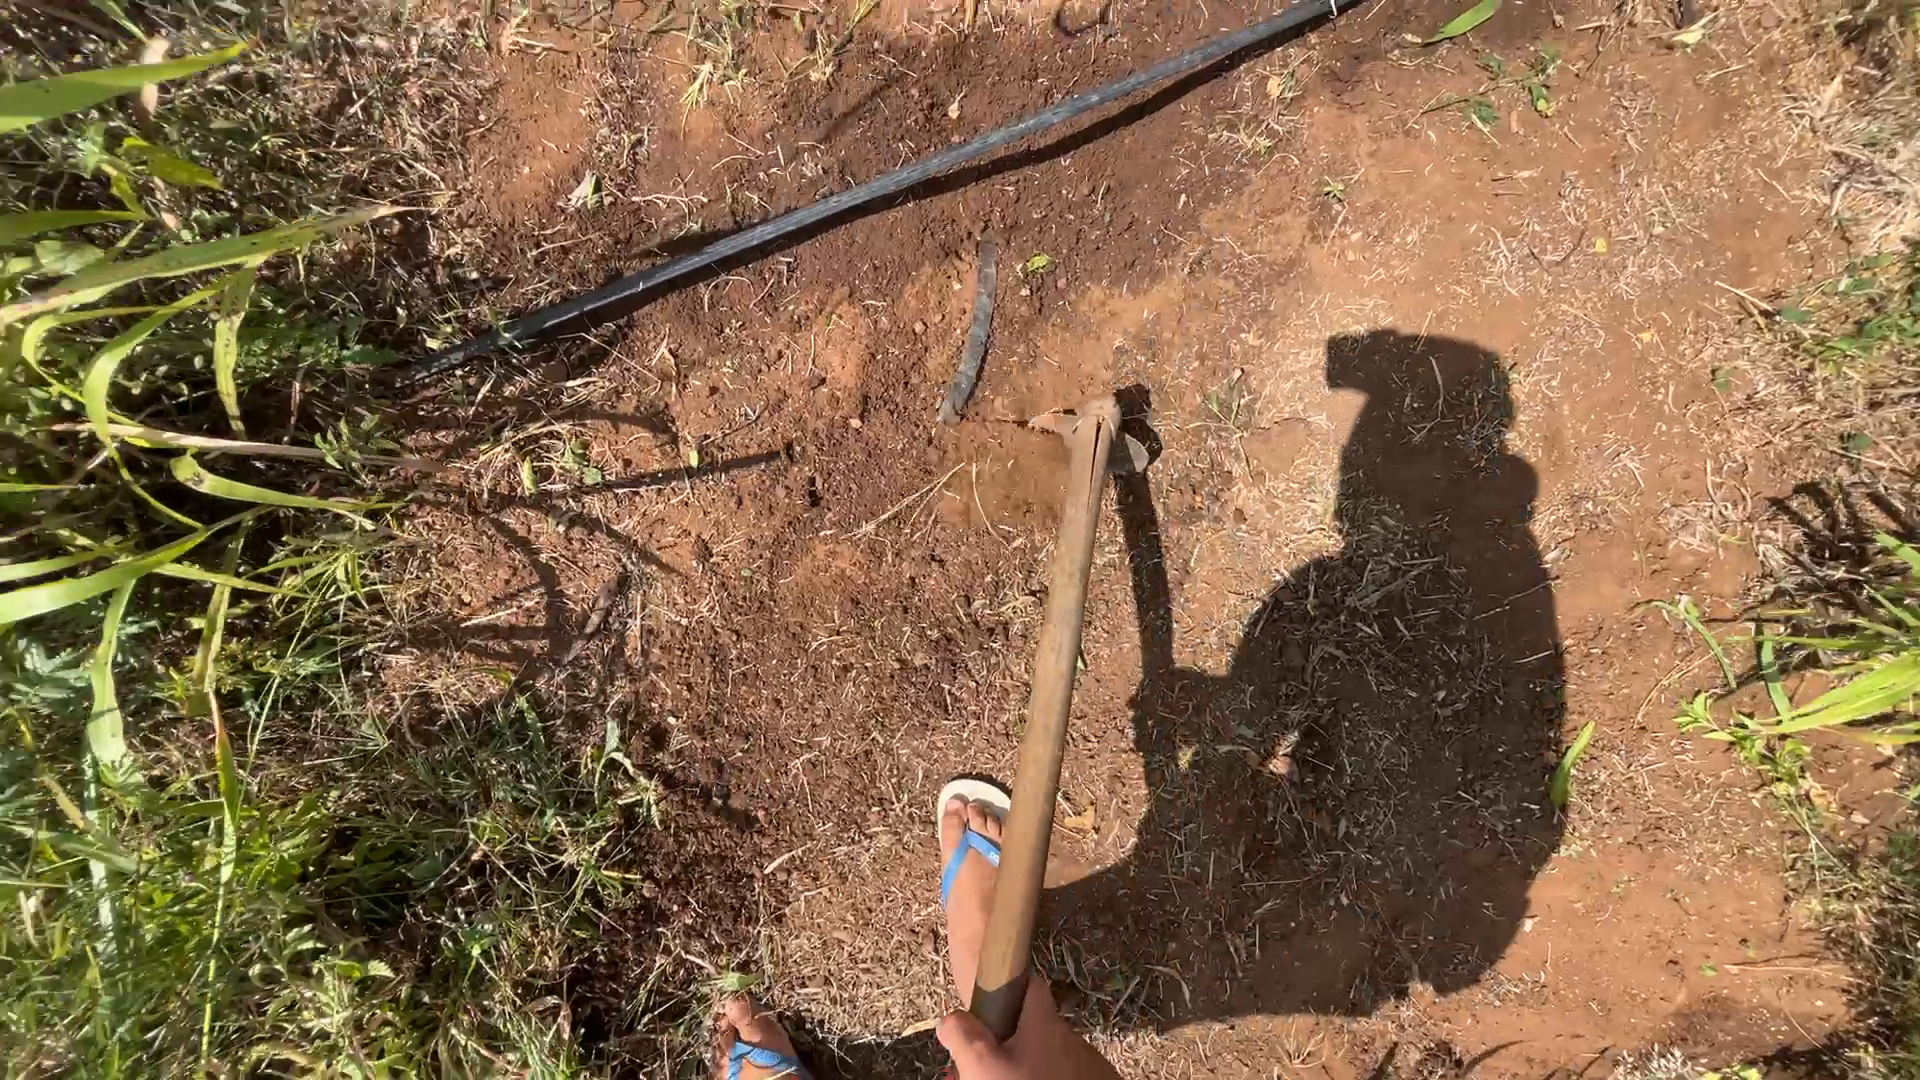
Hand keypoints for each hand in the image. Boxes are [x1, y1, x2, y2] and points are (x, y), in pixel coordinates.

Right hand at [938, 979, 1116, 1079]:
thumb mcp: (983, 1065)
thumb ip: (963, 1035)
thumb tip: (950, 1019)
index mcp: (1045, 1021)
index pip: (1031, 985)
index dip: (1010, 992)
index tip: (989, 1013)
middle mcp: (1070, 1037)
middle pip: (1035, 1029)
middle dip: (1010, 1044)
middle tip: (985, 1069)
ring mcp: (1088, 1066)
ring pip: (1049, 1058)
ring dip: (1027, 1067)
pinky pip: (1065, 1075)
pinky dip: (1046, 1077)